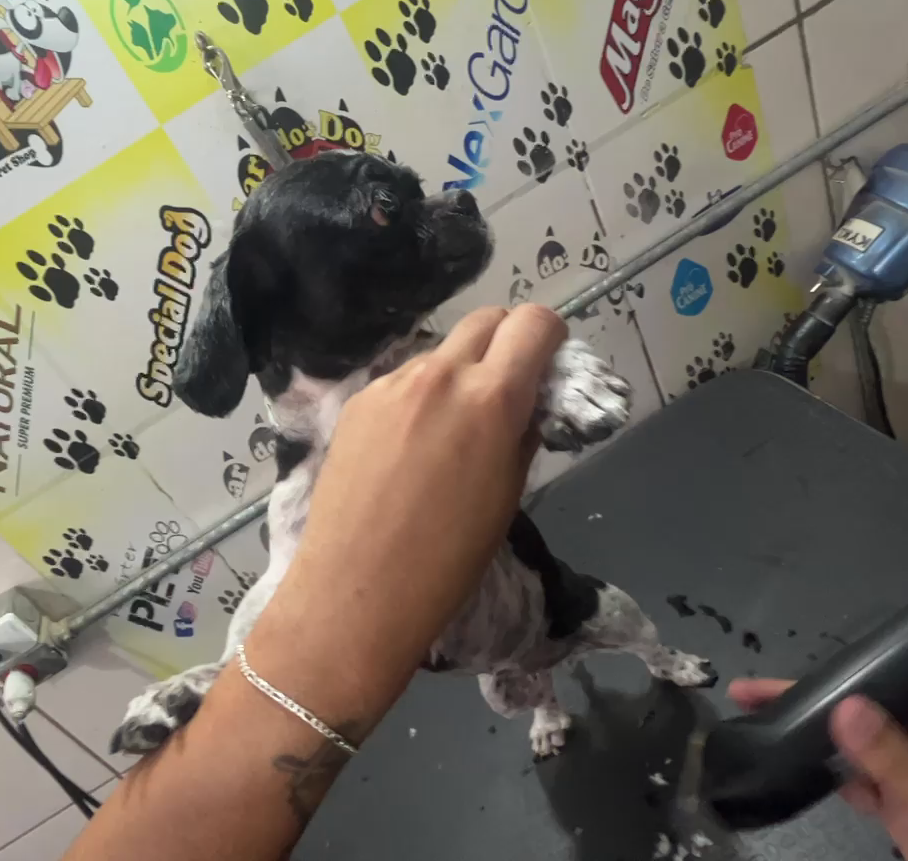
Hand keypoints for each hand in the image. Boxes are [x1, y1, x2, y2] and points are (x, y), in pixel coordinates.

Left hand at [248, 305, 567, 726]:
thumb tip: (529, 401)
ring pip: (440, 352)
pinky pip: (402, 379)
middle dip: (506, 340)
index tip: (547, 362)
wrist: (357, 588)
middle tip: (506, 385)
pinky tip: (406, 444)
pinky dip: (419, 395)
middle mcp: (440, 374)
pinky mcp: (358, 399)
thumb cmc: (449, 557)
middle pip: (486, 319)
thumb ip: (523, 431)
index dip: (550, 336)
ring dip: (458, 371)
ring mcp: (392, 383)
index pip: (534, 322)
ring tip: (448, 428)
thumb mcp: (508, 492)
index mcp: (491, 397)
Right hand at [728, 679, 907, 860]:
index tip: (841, 648)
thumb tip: (841, 702)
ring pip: (864, 751)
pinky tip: (801, 768)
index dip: (893, 665)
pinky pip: (863, 787)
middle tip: (759, 690)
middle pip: (877, 716)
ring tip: (764, 718)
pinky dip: (834, 775)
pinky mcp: (907, 825)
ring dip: (822, 734)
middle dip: (828, 697)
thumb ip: (896, 760)